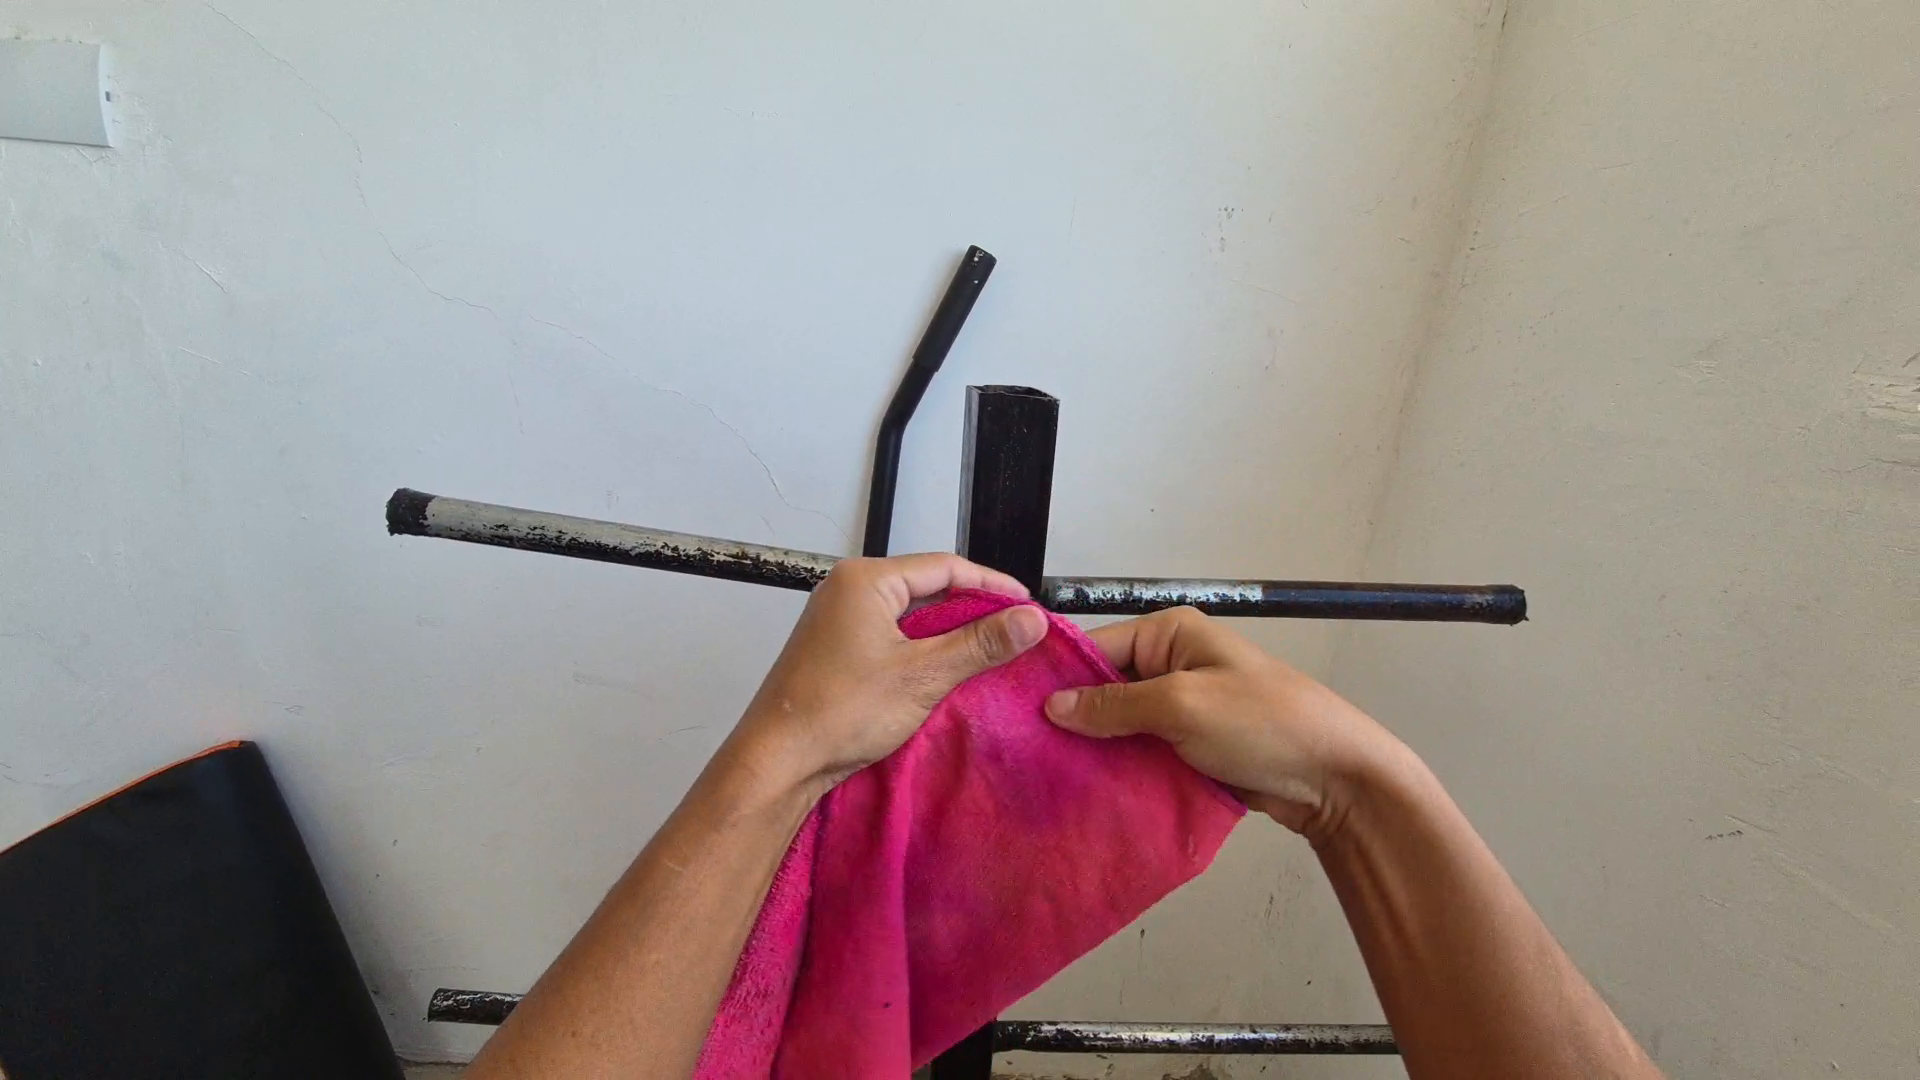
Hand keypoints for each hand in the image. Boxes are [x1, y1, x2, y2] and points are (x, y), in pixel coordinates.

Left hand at [726, 553, 1049, 797]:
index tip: (1027, 605)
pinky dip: (924, 647)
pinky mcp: (838, 647)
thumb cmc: (841, 710)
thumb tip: (1032, 619)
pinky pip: (893, 635)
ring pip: (911, 613)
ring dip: (950, 630)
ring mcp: (840, 618)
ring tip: (991, 649)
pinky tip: (949, 668)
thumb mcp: (923, 674)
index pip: (944, 566)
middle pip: (927, 586)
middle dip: (973, 607)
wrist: (777, 761)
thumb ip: (981, 643)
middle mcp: (849, 589)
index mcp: (866, 579)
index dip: (992, 584)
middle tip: (1015, 629)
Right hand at [1042, 607, 1403, 838]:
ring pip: (1119, 723)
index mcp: (1169, 633)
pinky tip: (1086, 786)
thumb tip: (1051, 707)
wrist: (1336, 779)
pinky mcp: (1186, 744)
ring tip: (1046, 772)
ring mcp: (1179, 706)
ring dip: (1095, 746)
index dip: (1059, 678)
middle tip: (1025, 749)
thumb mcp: (1181, 705)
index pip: (1096, 647)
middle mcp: (1170, 662)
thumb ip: (1113, 705)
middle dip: (1074, 717)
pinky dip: (1119, 766)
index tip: (1015, 711)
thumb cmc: (1261, 722)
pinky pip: (1140, 750)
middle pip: (1104, 687)